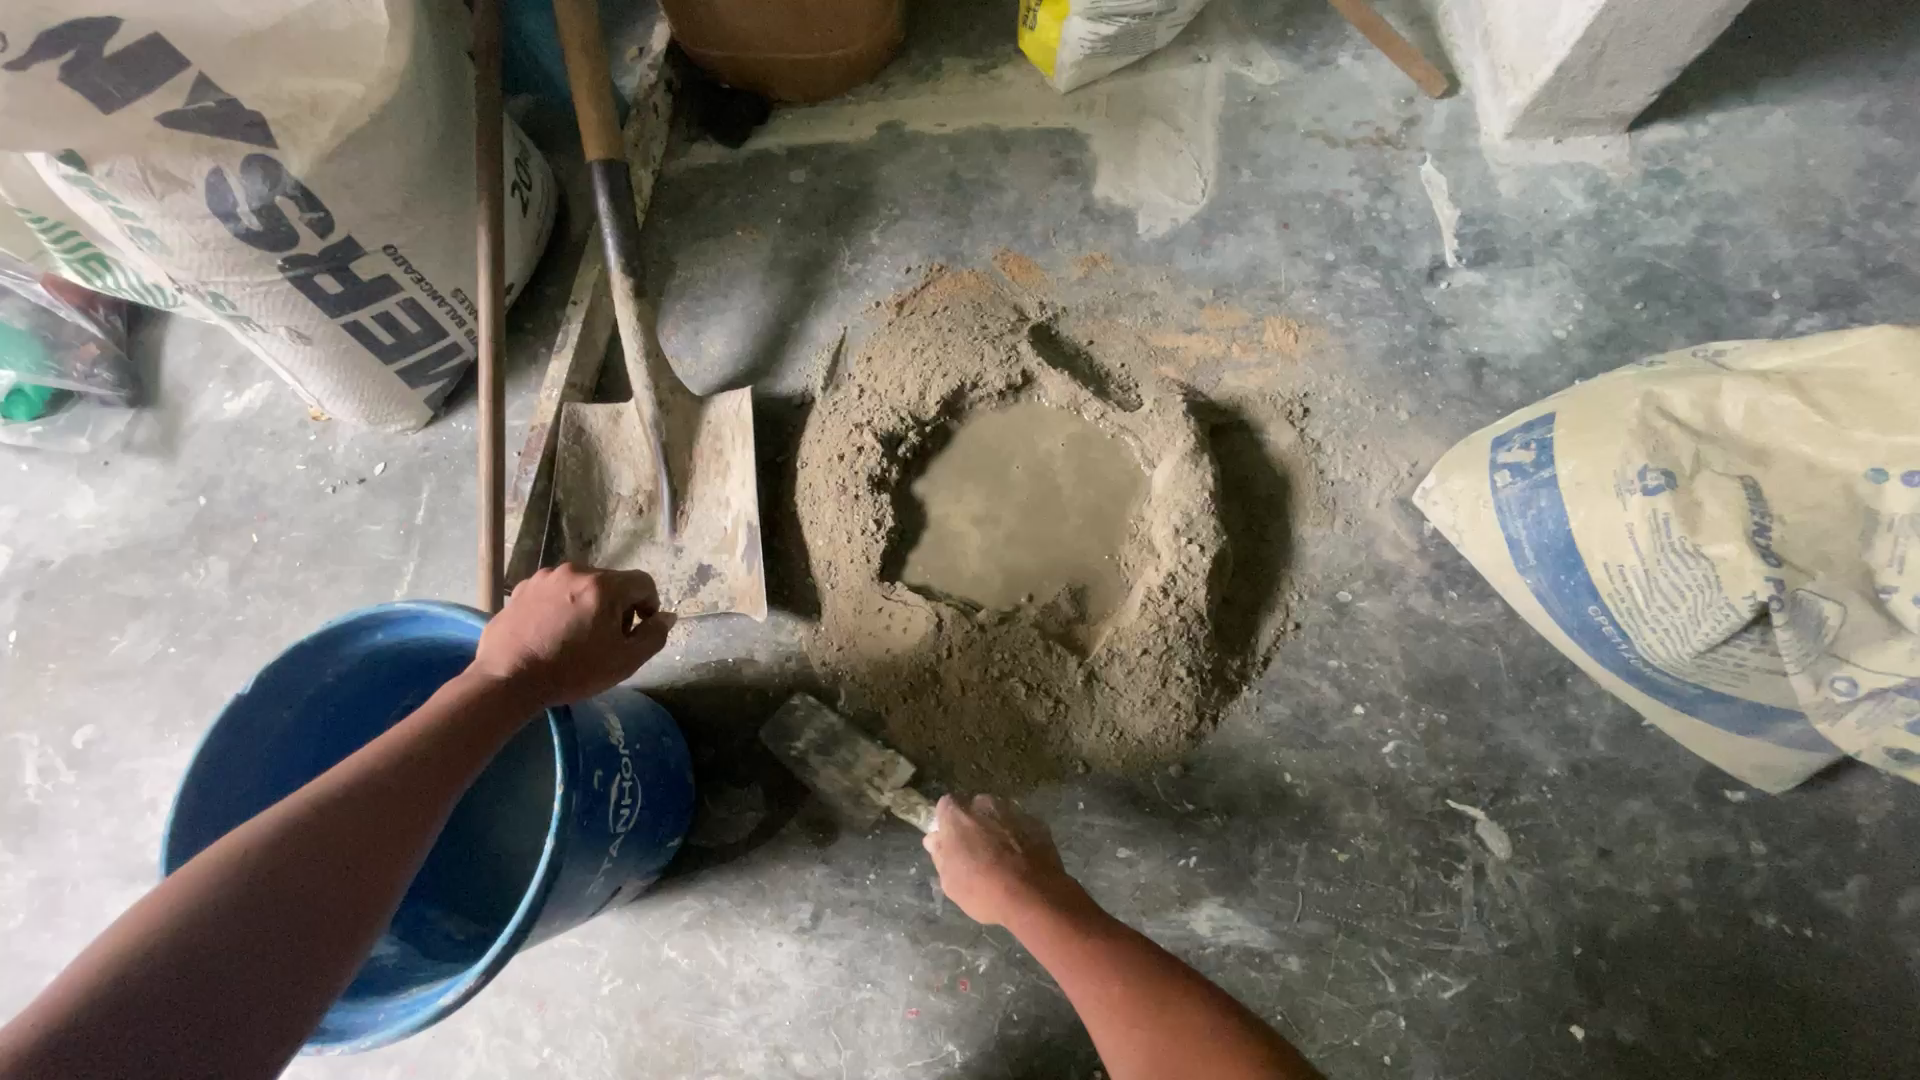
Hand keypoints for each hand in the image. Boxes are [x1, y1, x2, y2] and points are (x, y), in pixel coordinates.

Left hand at [471, 564, 675, 706]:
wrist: (507, 680)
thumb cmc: (573, 671)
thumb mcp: (626, 661)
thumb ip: (654, 635)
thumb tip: (667, 617)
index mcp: (604, 586)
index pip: (643, 582)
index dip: (649, 606)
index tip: (637, 631)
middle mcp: (576, 572)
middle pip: (613, 583)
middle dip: (618, 607)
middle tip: (607, 639)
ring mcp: (545, 578)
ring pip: (583, 586)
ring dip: (589, 604)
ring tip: (577, 636)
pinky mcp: (522, 589)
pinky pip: (556, 591)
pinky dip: (563, 605)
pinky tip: (552, 632)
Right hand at [923, 795, 1086, 926]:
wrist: (1032, 896)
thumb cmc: (982, 890)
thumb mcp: (950, 882)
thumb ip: (940, 854)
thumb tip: (934, 839)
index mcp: (958, 815)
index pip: (946, 805)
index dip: (948, 823)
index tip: (951, 842)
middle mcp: (984, 805)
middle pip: (974, 808)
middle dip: (974, 824)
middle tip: (978, 852)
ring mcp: (1013, 811)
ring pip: (999, 815)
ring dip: (998, 828)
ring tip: (1003, 859)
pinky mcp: (1036, 822)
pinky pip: (1021, 825)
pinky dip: (1019, 836)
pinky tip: (1022, 860)